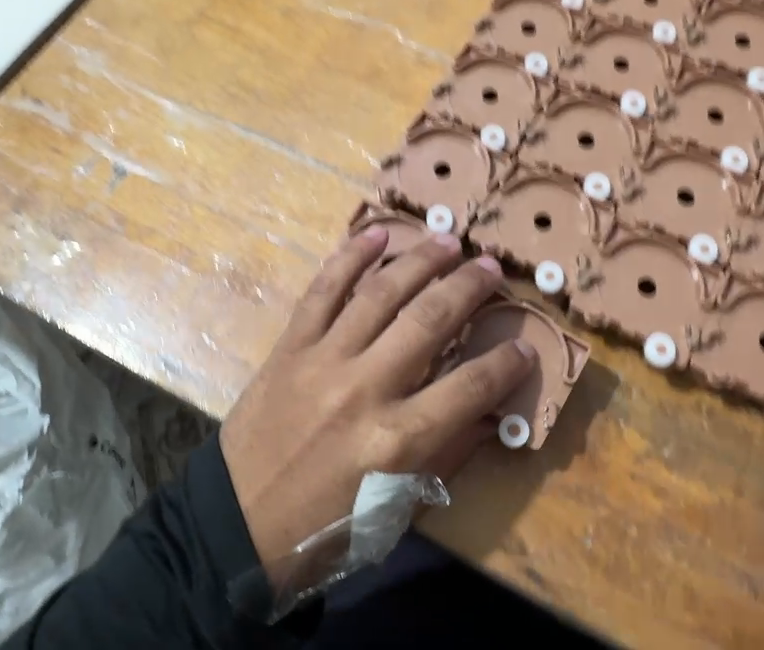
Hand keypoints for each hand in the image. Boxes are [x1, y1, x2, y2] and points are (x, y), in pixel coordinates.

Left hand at [219, 227, 534, 573]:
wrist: (238, 527)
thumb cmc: (327, 528)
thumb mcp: (398, 508)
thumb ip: (445, 454)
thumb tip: (488, 413)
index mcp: (398, 441)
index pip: (471, 386)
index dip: (507, 363)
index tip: (525, 344)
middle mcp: (366, 390)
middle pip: (430, 322)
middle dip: (469, 289)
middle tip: (492, 267)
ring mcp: (323, 361)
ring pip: (380, 295)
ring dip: (420, 261)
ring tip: (449, 241)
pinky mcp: (290, 347)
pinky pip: (323, 291)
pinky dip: (349, 258)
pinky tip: (376, 234)